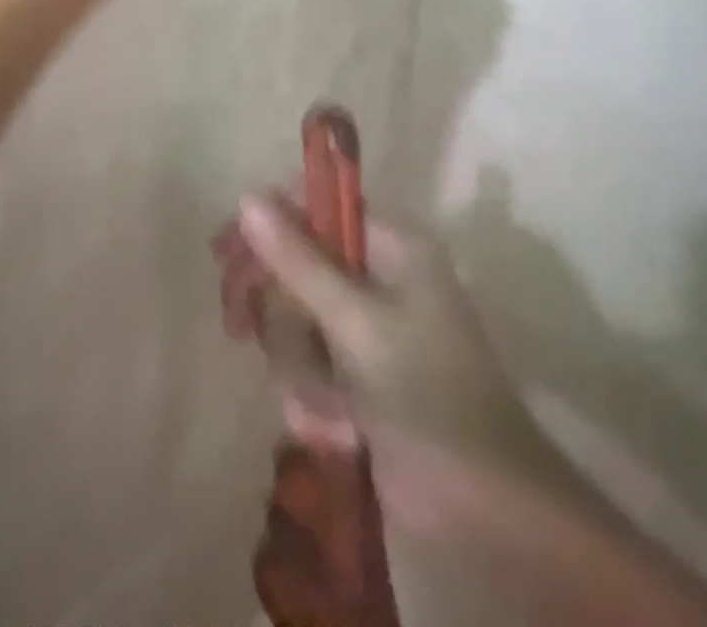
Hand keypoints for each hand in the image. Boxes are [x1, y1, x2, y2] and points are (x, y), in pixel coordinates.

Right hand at [217, 196, 568, 531]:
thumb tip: (246, 197)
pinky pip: (304, 372)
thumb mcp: (356, 324)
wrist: (482, 509)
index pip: (314, 210)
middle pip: (292, 272)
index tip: (224, 257)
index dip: (266, 228)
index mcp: (395, 253)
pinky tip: (340, 433)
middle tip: (241, 330)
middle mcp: (378, 285)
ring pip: (291, 330)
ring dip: (300, 375)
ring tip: (334, 412)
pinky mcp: (356, 382)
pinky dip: (313, 402)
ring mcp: (365, 337)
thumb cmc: (427, 399)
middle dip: (277, 319)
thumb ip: (297, 261)